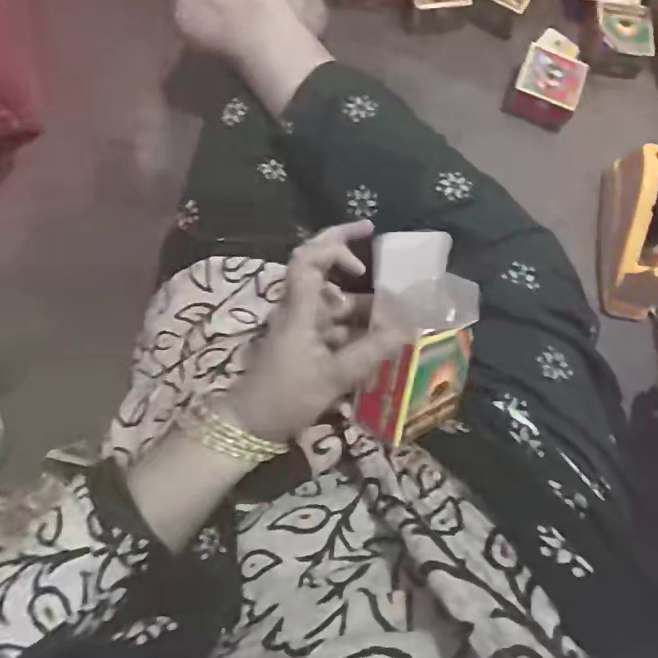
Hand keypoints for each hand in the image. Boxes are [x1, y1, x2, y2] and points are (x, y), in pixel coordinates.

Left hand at [219, 221, 407, 440]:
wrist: (250, 424)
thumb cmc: (285, 395)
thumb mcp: (333, 376)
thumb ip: (370, 352)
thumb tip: (407, 330)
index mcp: (299, 308)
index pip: (310, 258)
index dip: (337, 240)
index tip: (368, 234)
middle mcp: (299, 310)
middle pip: (323, 275)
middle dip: (353, 265)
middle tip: (385, 261)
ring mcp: (301, 328)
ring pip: (335, 306)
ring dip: (363, 308)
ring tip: (397, 317)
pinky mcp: (305, 345)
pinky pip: (334, 328)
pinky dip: (356, 330)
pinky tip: (380, 342)